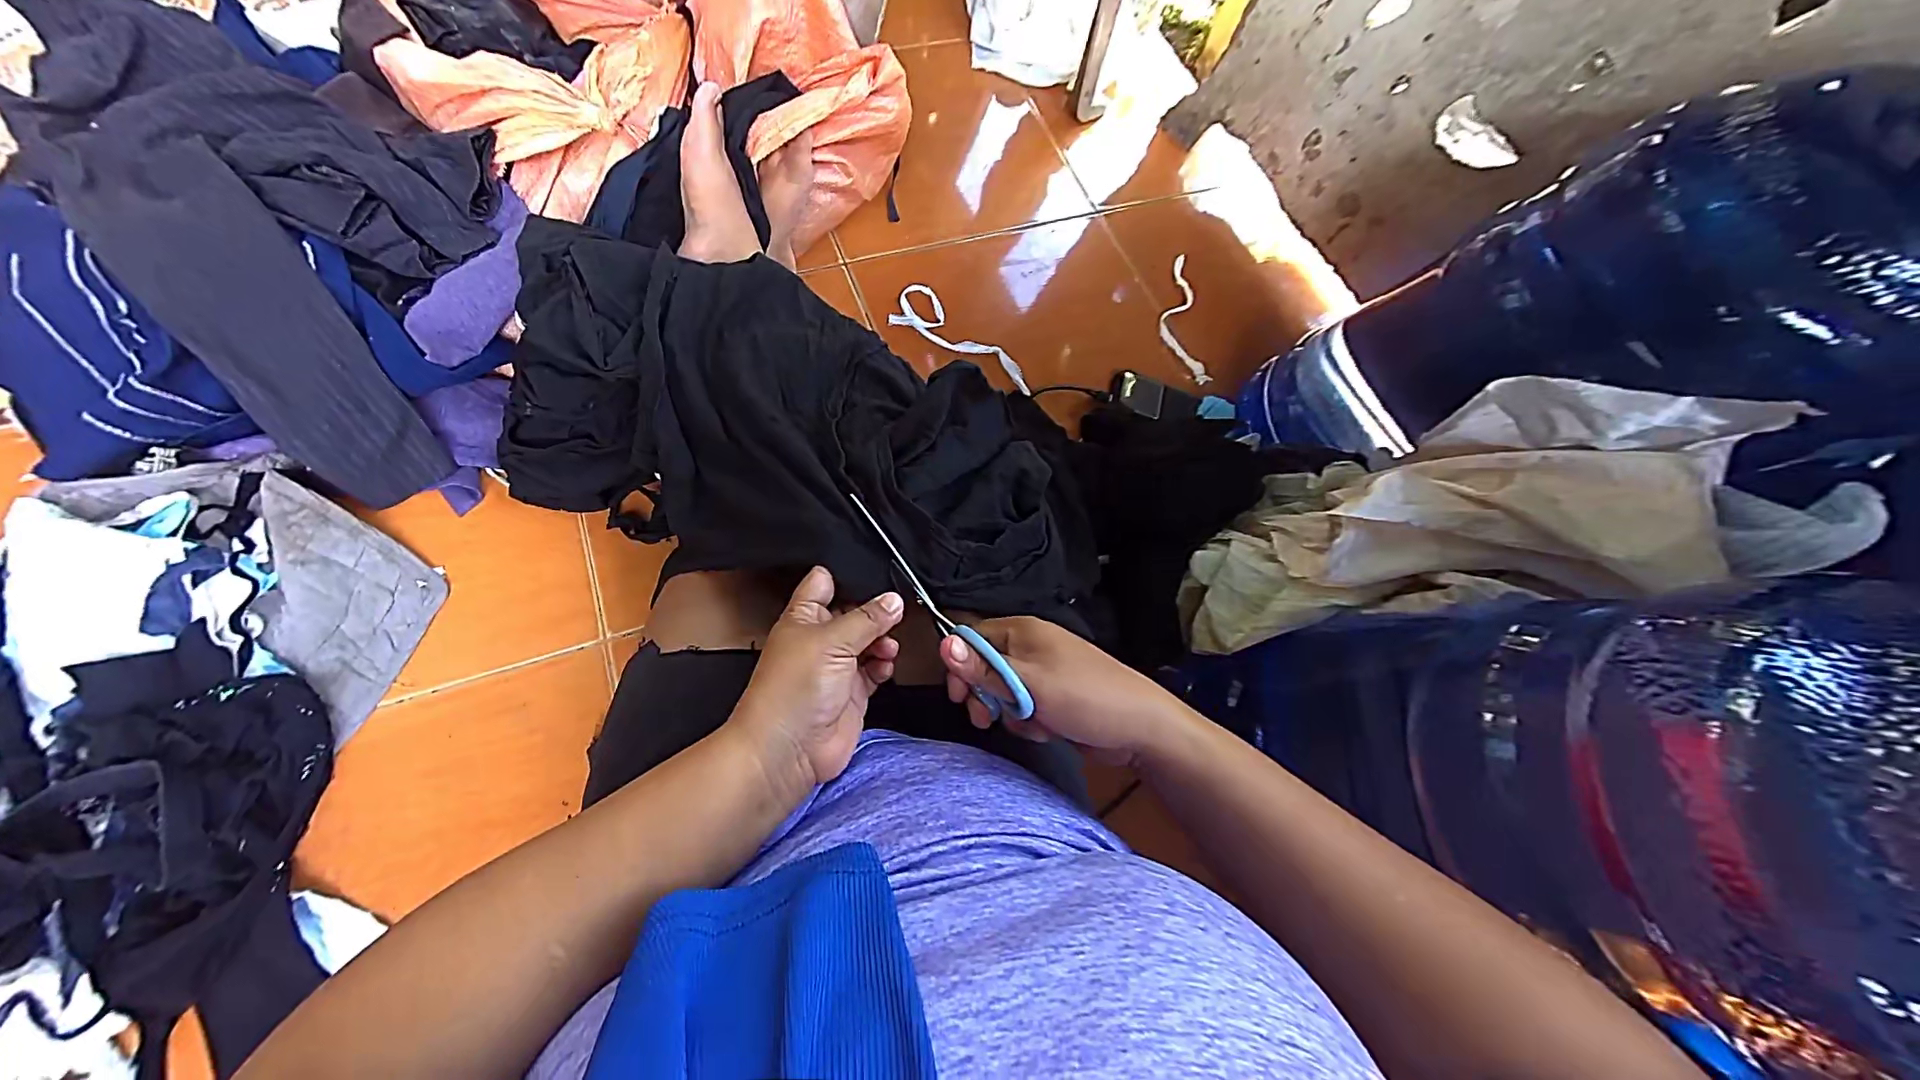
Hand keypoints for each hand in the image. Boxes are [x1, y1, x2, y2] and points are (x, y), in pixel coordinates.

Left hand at [727, 567, 903, 790]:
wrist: (788, 750)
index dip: (846, 575)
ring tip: (887, 644)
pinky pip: (876, 670)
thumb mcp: (832, 641)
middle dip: (876, 610)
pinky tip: (885, 666)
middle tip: (893, 611)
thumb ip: (867, 618)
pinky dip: (884, 666)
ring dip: (884, 639)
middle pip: (854, 612)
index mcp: (804, 617)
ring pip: (869, 641)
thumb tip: (893, 601)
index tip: (873, 575)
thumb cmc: (791, 692)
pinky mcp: (852, 692)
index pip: (823, 583)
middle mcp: (819, 639)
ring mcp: (836, 666)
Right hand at [939, 617, 1195, 767]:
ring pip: (1003, 693)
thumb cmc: (1086, 697)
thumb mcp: (1029, 684)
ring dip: (1010, 713)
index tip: (960, 695)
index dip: (961, 666)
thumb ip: (984, 667)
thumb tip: (943, 644)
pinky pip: (1025, 708)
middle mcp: (1031, 647)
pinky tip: (1047, 729)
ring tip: (1031, 723)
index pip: (973, 639)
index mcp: (1024, 631)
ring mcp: (1044, 673)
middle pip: (985, 668)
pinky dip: (1029, 721)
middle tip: (987, 717)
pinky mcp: (1054, 697)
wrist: (1141, 728)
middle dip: (985, 695)